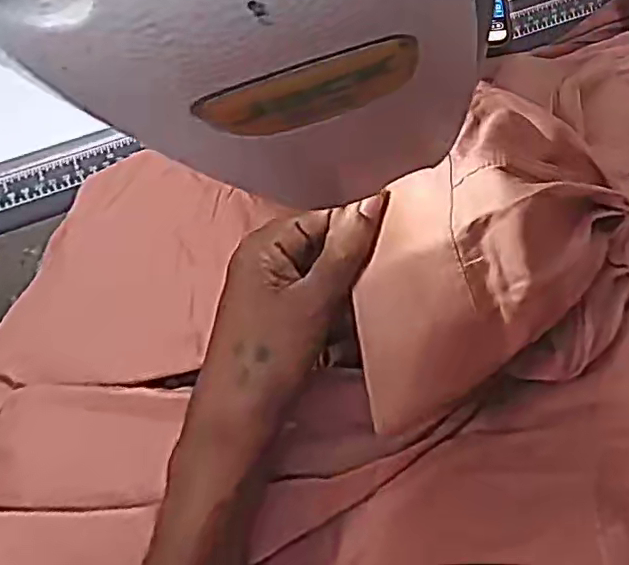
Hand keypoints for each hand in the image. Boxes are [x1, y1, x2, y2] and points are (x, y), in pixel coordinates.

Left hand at [190, 195, 385, 435]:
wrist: (235, 429)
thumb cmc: (270, 358)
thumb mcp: (315, 299)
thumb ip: (346, 248)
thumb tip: (374, 200)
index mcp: (266, 244)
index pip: (326, 218)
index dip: (359, 231)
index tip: (393, 246)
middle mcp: (266, 258)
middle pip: (326, 244)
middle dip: (354, 264)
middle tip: (381, 282)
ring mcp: (271, 288)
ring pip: (327, 273)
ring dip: (348, 290)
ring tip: (365, 307)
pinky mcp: (280, 315)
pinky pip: (318, 296)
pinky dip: (336, 308)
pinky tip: (348, 329)